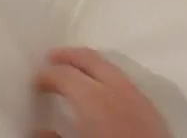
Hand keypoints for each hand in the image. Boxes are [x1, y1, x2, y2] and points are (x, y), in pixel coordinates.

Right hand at [34, 47, 170, 137]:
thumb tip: (36, 131)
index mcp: (94, 99)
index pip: (65, 74)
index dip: (47, 75)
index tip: (35, 81)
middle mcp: (117, 88)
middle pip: (89, 58)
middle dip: (68, 56)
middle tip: (51, 58)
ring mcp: (137, 95)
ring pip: (109, 65)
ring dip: (89, 64)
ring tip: (74, 72)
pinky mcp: (151, 107)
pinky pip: (123, 79)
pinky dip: (107, 76)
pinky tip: (102, 91)